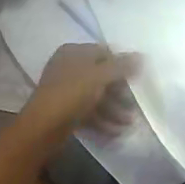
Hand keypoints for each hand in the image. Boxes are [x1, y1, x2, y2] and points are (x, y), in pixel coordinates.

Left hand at [21, 44, 139, 136]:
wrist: (43, 126)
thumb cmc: (72, 93)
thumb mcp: (99, 76)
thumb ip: (121, 66)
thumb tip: (141, 55)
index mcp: (73, 52)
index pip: (103, 52)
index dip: (121, 64)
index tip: (137, 79)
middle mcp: (68, 67)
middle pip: (100, 76)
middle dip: (119, 92)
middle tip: (134, 104)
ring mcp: (65, 89)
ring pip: (95, 95)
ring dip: (113, 108)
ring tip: (128, 123)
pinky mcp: (65, 109)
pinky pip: (87, 111)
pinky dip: (102, 119)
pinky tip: (115, 130)